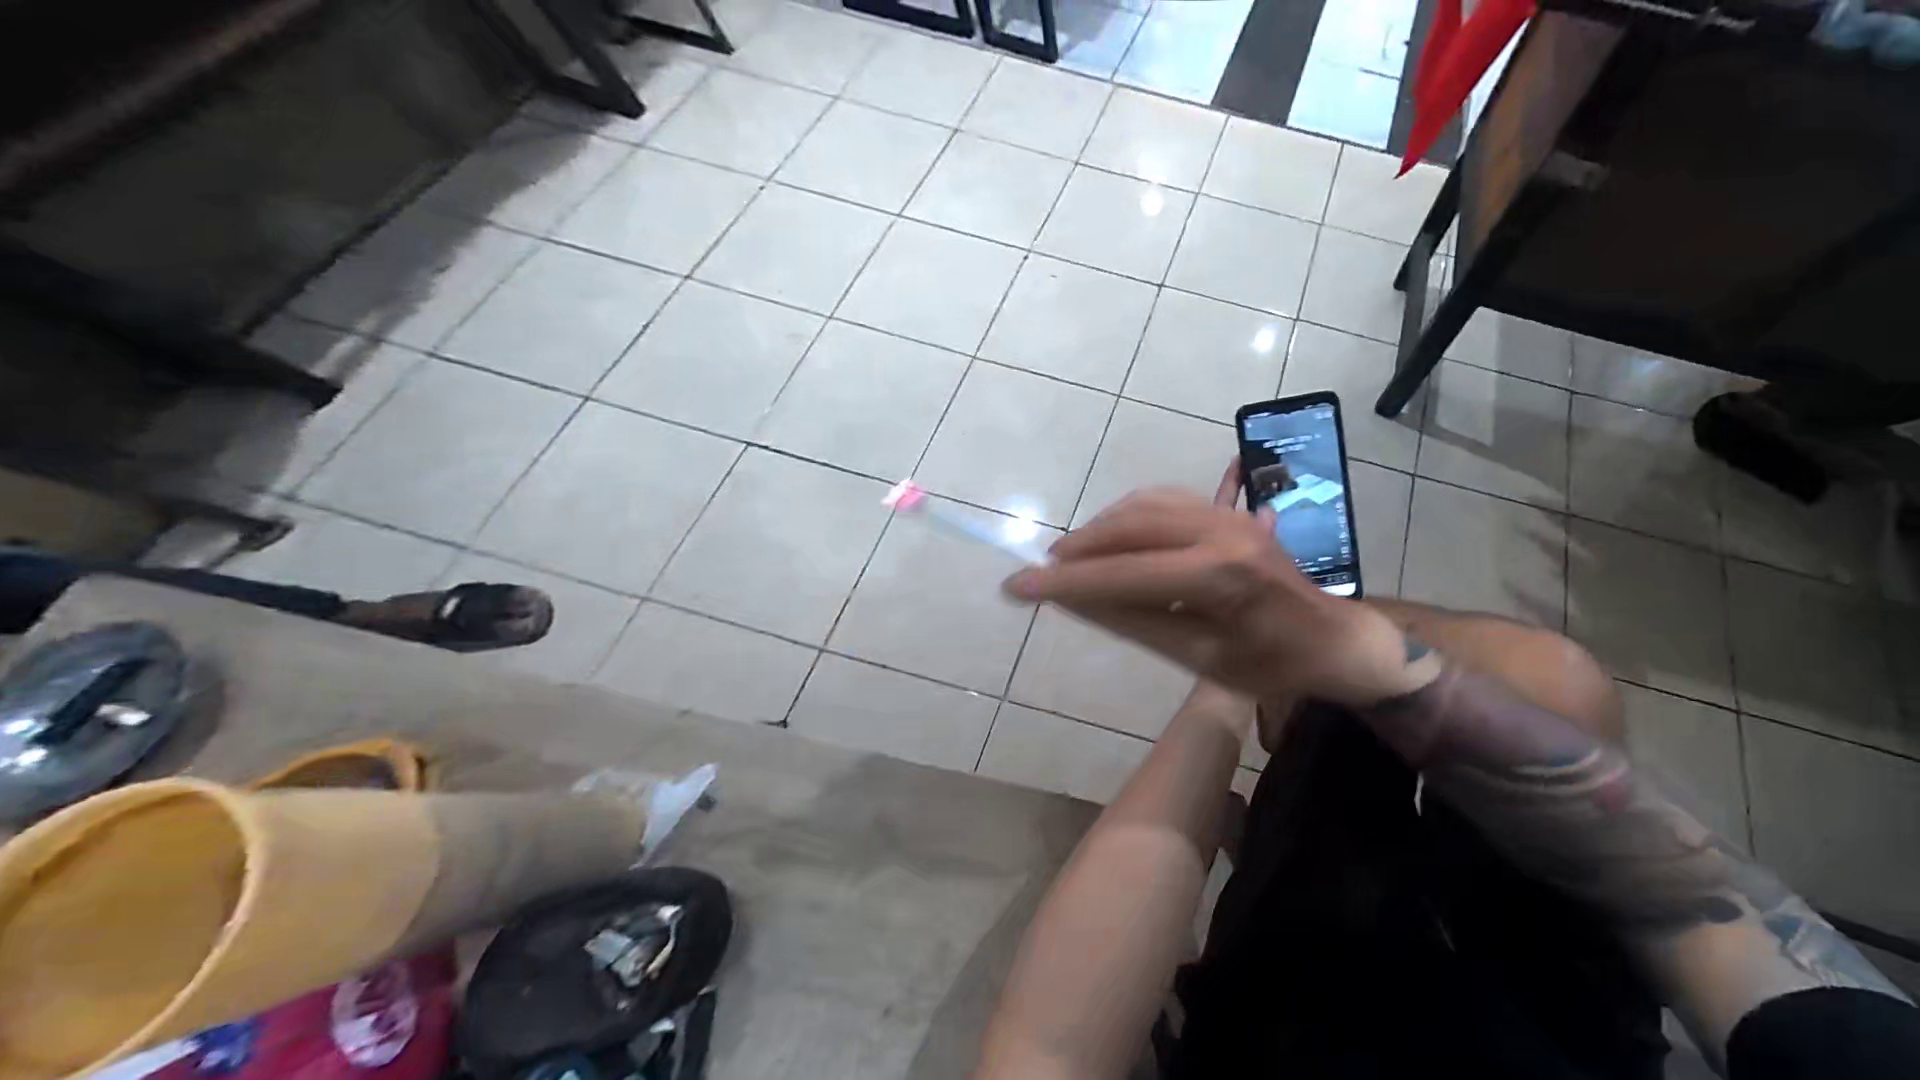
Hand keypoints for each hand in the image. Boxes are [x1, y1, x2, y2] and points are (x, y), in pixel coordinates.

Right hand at [1003, 462, 1437, 707]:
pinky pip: (1163, 500)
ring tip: (1069, 556)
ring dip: (1099, 528)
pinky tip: (1111, 533)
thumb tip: (1073, 599)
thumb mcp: (1198, 657)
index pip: (1120, 575)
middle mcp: (1220, 531)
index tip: (1014, 585)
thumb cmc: (1272, 665)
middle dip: (1077, 548)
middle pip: (1126, 527)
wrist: (1337, 639)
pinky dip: (1127, 514)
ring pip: (1141, 506)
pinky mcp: (1228, 511)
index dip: (1063, 582)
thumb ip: (1133, 621)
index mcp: (1217, 576)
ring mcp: (1226, 514)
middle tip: (1041, 570)